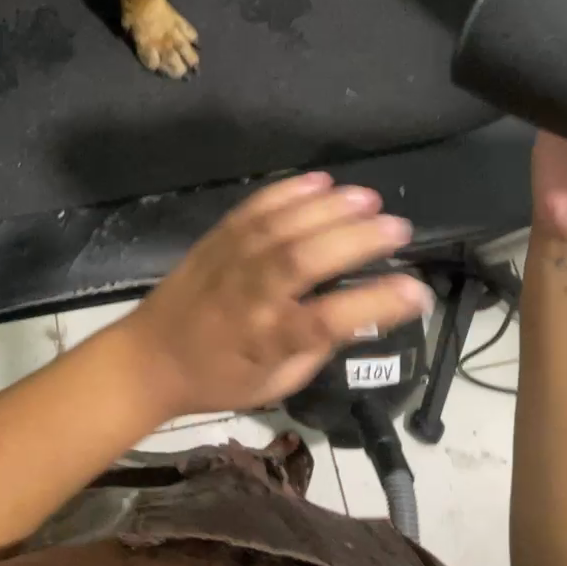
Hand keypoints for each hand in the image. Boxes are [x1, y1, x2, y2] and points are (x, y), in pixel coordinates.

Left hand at [112, 174, 432, 417]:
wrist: (149, 357)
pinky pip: (254, 209)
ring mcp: (230, 261)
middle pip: (304, 260)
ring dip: (327, 208)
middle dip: (355, 240)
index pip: (327, 320)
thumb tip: (360, 313)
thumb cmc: (218, 378)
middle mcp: (249, 295)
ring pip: (281, 226)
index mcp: (266, 340)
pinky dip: (287, 192)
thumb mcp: (274, 384)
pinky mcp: (216, 238)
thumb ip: (316, 348)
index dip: (374, 304)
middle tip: (399, 227)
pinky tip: (319, 182)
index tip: (418, 291)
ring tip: (368, 198)